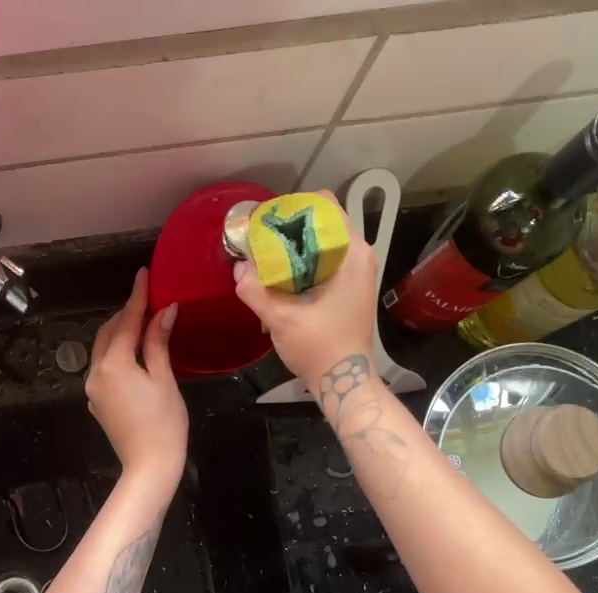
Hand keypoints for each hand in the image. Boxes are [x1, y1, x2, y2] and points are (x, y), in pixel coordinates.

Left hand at [86, 268, 187, 482]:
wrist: (149, 466)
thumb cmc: (164, 424)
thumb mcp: (164, 379)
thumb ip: (158, 343)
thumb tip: (163, 311)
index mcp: (113, 364)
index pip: (125, 322)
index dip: (137, 297)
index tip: (143, 275)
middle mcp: (96, 373)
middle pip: (108, 333)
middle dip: (126, 315)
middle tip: (147, 299)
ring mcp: (93, 390)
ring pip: (103, 351)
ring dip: (120, 334)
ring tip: (143, 323)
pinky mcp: (97, 403)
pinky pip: (104, 369)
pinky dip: (117, 355)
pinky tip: (134, 354)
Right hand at [234, 217, 377, 384]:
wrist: (343, 381)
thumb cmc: (320, 347)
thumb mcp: (281, 319)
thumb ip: (256, 290)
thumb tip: (239, 268)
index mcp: (351, 253)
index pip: (324, 206)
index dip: (293, 208)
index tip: (267, 222)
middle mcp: (359, 256)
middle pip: (321, 223)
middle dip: (289, 228)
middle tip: (260, 240)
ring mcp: (355, 273)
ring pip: (321, 244)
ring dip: (293, 247)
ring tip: (265, 257)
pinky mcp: (348, 288)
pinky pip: (323, 262)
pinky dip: (301, 263)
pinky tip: (279, 277)